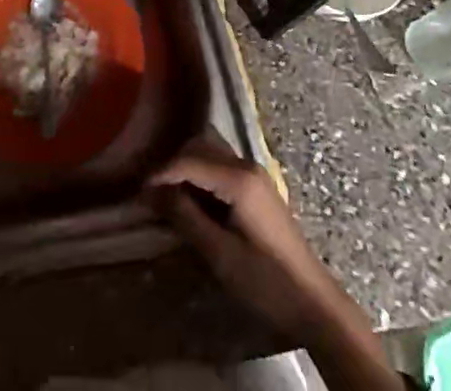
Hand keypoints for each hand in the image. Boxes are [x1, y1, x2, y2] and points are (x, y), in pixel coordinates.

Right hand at [147, 137, 352, 343]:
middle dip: (171, 166)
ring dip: (186, 168)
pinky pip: (220, 166)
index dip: (160, 175)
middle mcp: (247, 166)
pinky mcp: (257, 187)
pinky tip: (190, 198)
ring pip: (210, 153)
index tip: (137, 192)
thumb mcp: (218, 252)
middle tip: (150, 192)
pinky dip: (200, 175)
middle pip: (199, 147)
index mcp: (239, 179)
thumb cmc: (265, 280)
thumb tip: (152, 191)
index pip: (188, 162)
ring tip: (166, 194)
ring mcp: (255, 174)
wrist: (313, 302)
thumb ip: (184, 216)